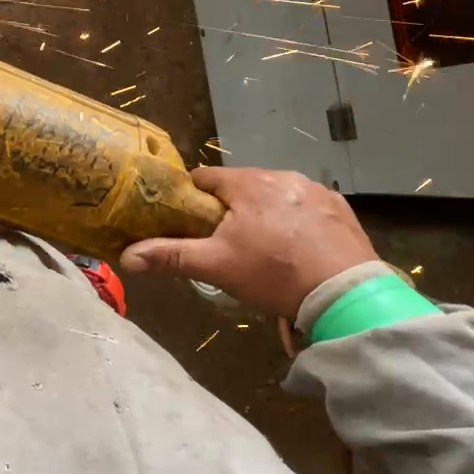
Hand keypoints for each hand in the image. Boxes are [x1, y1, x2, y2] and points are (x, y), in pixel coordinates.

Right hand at [118, 167, 377, 318]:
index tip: (187, 220)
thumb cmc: (273, 273)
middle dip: (228, 207)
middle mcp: (283, 177)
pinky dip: (294, 221)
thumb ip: (169, 255)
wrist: (347, 296)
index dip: (191, 197)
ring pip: (273, 195)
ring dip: (262, 212)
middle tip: (222, 240)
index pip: (205, 177)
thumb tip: (126, 256)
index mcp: (248, 184)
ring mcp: (316, 191)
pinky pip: (304, 207)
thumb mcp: (215, 266)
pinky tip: (293, 247)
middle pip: (240, 185)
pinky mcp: (341, 210)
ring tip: (259, 246)